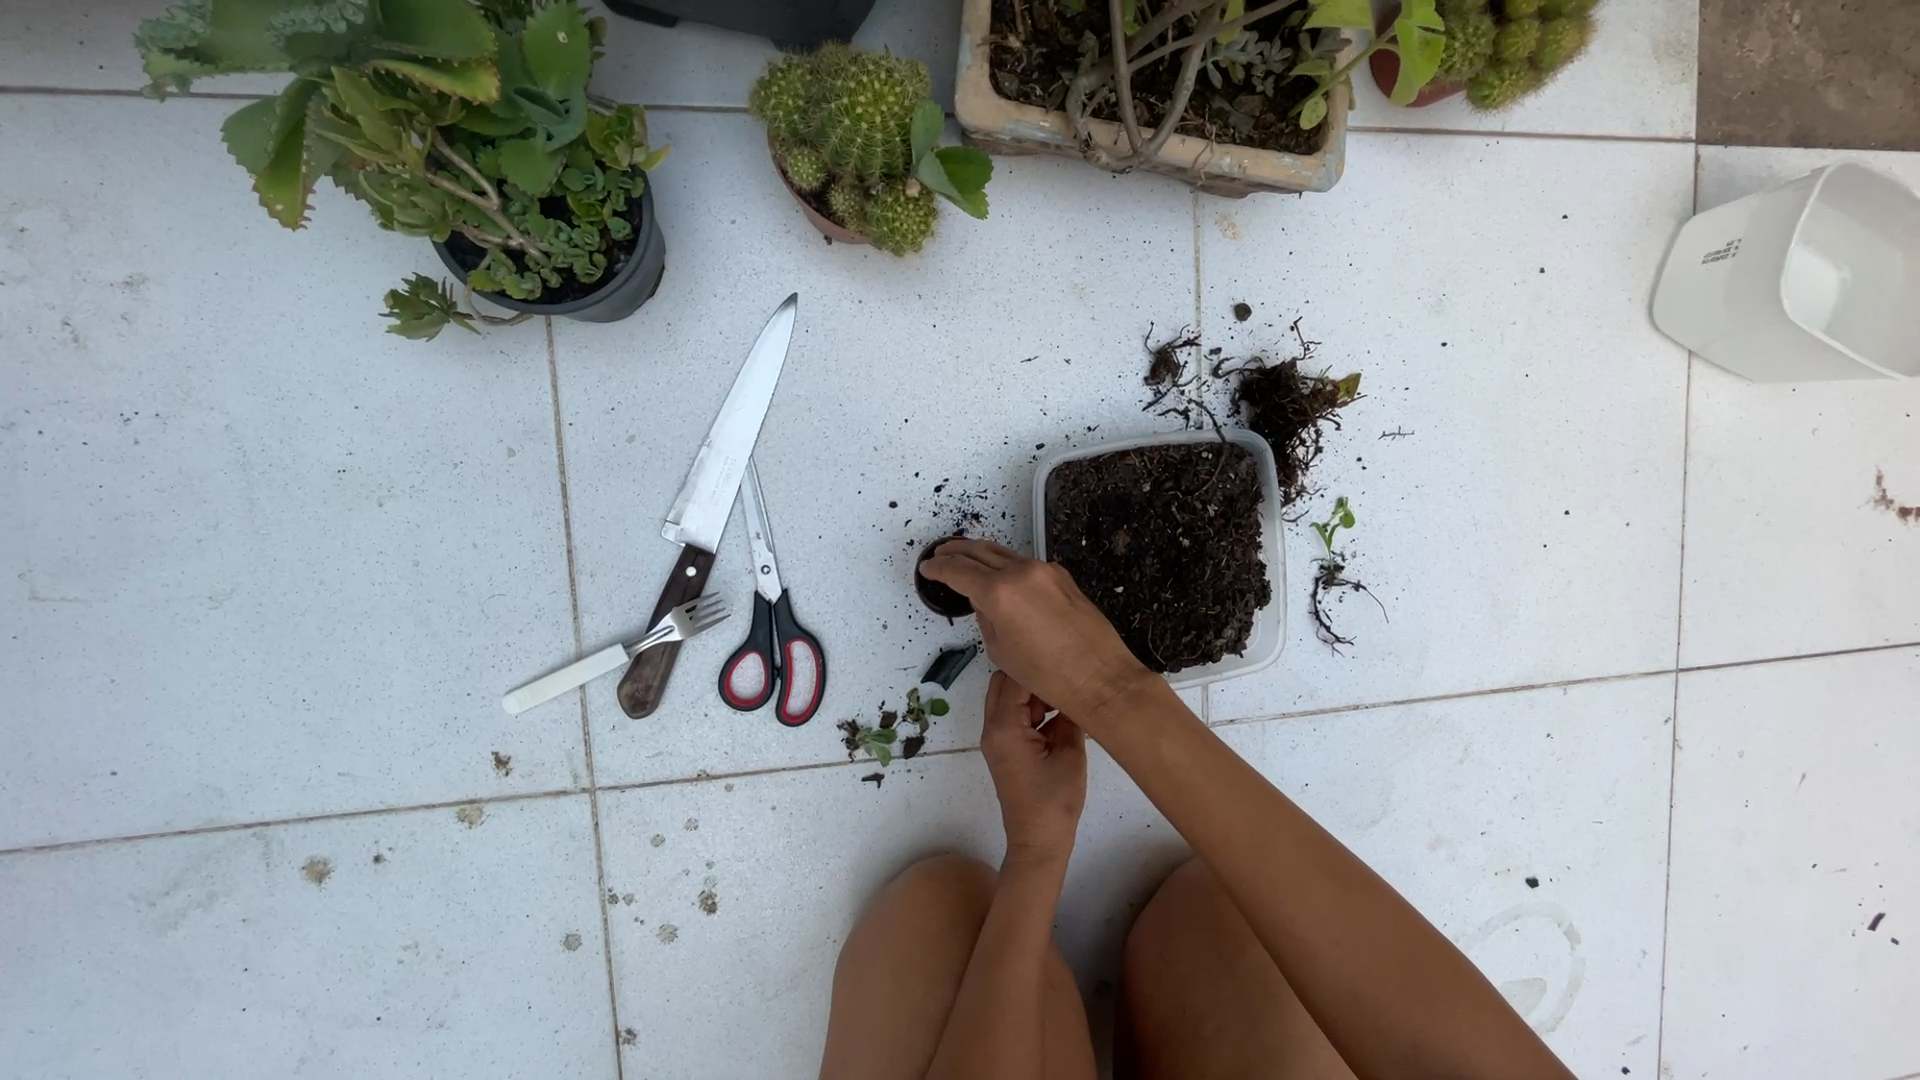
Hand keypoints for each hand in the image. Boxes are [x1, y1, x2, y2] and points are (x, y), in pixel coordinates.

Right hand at [919, 538, 1149, 724]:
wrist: (1098, 676)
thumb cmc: (1049, 674)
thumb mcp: (1000, 650)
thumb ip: (985, 619)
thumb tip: (982, 602)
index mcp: (999, 593)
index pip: (958, 571)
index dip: (938, 568)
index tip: (928, 568)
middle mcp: (1021, 573)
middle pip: (979, 551)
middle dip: (955, 552)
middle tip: (940, 554)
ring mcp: (1044, 570)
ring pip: (1003, 554)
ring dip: (981, 554)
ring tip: (965, 558)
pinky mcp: (1061, 576)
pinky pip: (1025, 564)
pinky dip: (1006, 565)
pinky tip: (1000, 575)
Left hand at [981, 672, 1086, 861]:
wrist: (1039, 841)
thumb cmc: (1055, 800)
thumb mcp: (1070, 753)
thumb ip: (1070, 717)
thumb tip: (1075, 692)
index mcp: (1004, 727)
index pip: (1014, 679)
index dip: (1039, 670)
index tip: (1065, 668)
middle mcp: (992, 728)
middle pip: (1003, 684)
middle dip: (1032, 680)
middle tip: (1063, 689)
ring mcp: (995, 740)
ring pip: (1008, 700)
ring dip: (1033, 697)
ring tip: (1065, 706)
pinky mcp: (1003, 750)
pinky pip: (1013, 718)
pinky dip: (1032, 713)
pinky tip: (1059, 720)